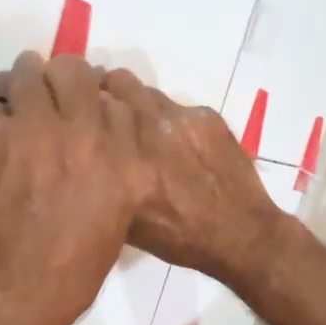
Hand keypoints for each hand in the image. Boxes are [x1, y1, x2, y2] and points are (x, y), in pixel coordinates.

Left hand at [0, 52, 138, 324]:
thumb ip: (109, 183)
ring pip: (25, 74)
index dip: (95, 101)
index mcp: (125, 164)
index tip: (83, 109)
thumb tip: (92, 165)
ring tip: (11, 111)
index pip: (116, 101)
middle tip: (45, 98)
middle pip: (73, 73)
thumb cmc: (62, 282)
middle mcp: (85, 134)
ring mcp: (33, 127)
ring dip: (19, 88)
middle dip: (58, 80)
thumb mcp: (109, 230)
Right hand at [101, 69, 281, 280]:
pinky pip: (179, 106)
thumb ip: (104, 185)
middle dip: (109, 93)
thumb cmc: (182, 239)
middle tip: (110, 111)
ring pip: (148, 93)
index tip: (82, 113)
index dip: (85, 106)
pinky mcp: (206, 117)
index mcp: (122, 160)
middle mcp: (146, 130)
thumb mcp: (128, 226)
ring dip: (140, 103)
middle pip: (116, 85)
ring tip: (144, 126)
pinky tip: (182, 143)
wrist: (242, 235)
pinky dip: (173, 119)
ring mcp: (179, 119)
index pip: (89, 107)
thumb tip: (87, 157)